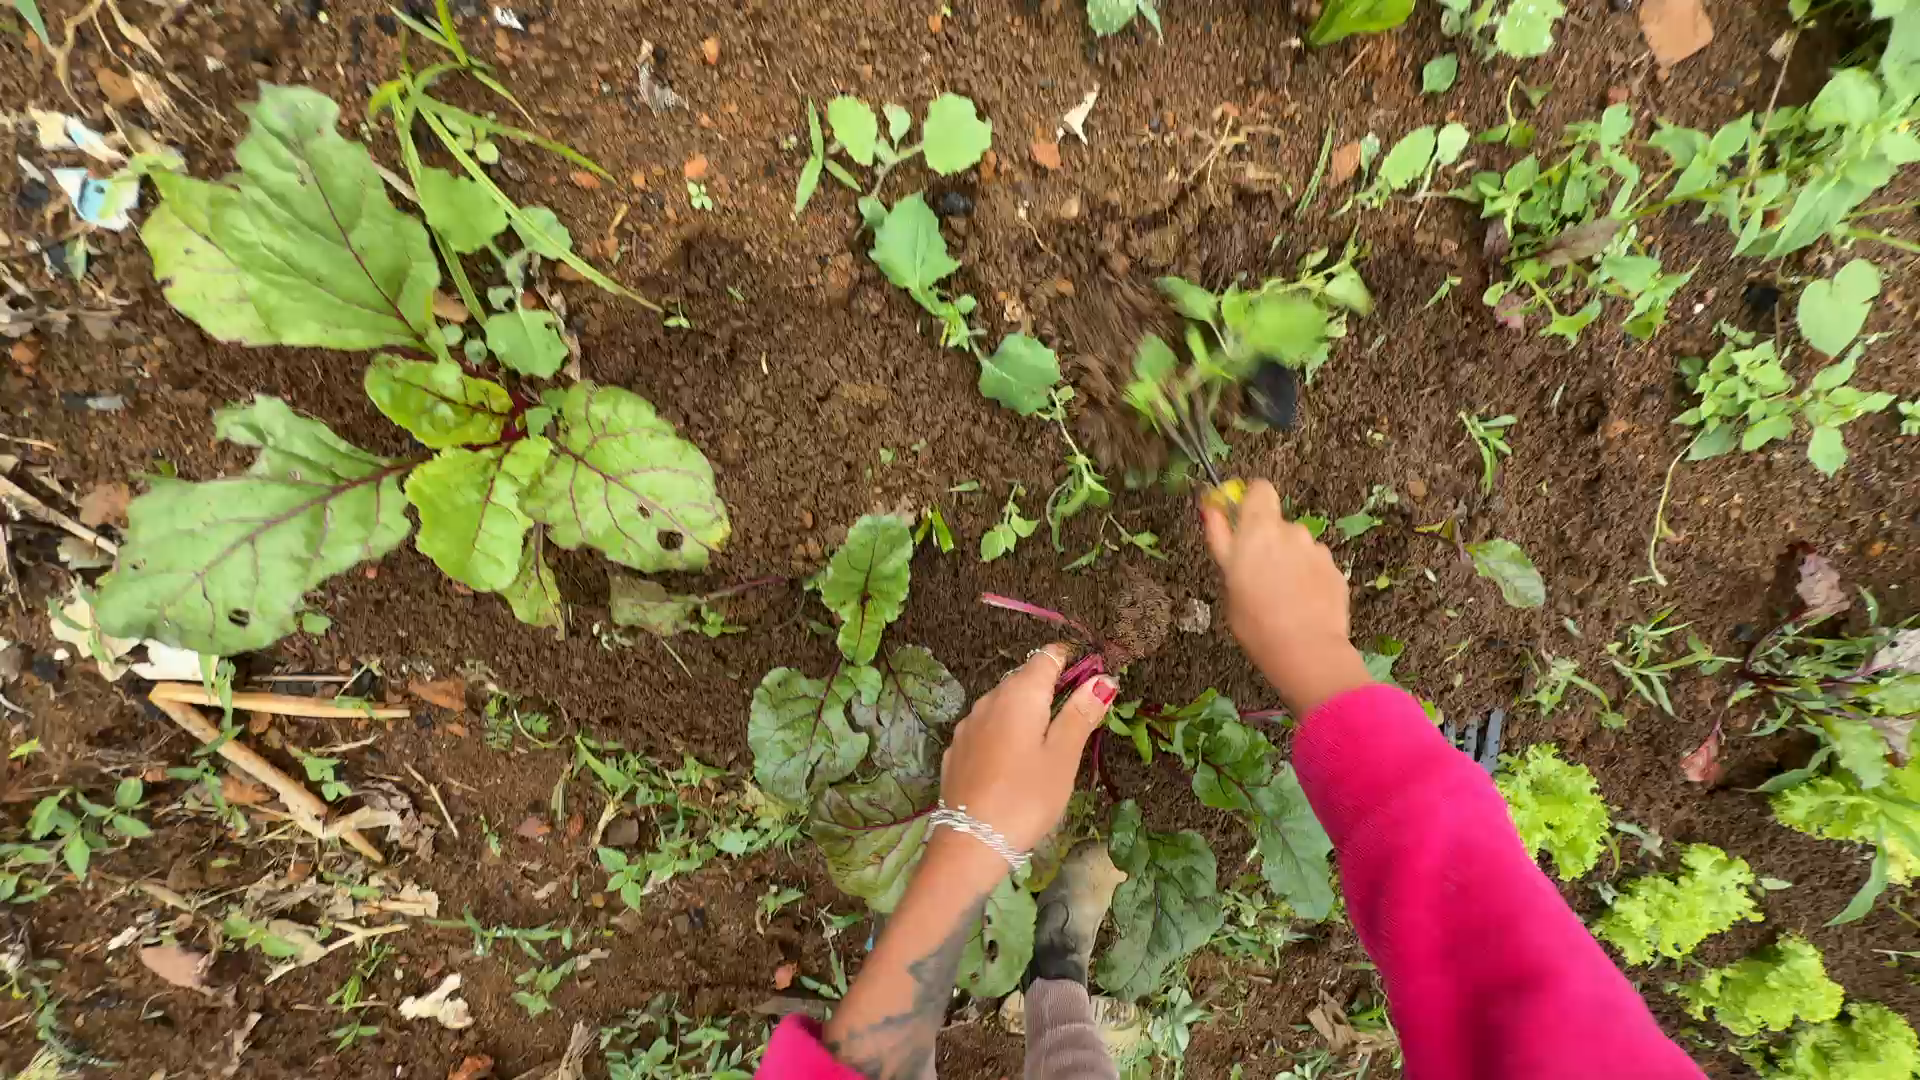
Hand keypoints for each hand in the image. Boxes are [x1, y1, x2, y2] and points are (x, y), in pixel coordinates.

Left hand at [940, 644, 1116, 863]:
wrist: (970, 842)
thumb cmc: (1027, 797)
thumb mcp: (1063, 757)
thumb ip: (1081, 713)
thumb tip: (1103, 678)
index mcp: (1020, 694)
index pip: (1047, 656)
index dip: (1071, 662)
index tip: (1090, 682)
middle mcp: (989, 699)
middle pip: (1024, 678)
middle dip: (1051, 688)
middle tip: (1076, 719)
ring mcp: (969, 723)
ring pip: (1004, 703)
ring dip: (1027, 711)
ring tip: (1047, 743)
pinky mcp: (957, 748)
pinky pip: (987, 726)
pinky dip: (1005, 732)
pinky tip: (1014, 761)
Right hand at [1200, 479, 1371, 716]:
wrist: (1306, 650)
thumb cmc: (1255, 619)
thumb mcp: (1228, 580)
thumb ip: (1222, 540)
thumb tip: (1212, 510)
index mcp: (1258, 530)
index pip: (1259, 489)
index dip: (1250, 501)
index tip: (1240, 521)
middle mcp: (1290, 531)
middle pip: (1276, 522)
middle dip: (1267, 540)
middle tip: (1257, 574)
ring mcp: (1316, 550)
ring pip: (1296, 545)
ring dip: (1288, 560)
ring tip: (1281, 595)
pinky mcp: (1335, 569)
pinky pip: (1314, 564)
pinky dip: (1306, 577)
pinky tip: (1301, 604)